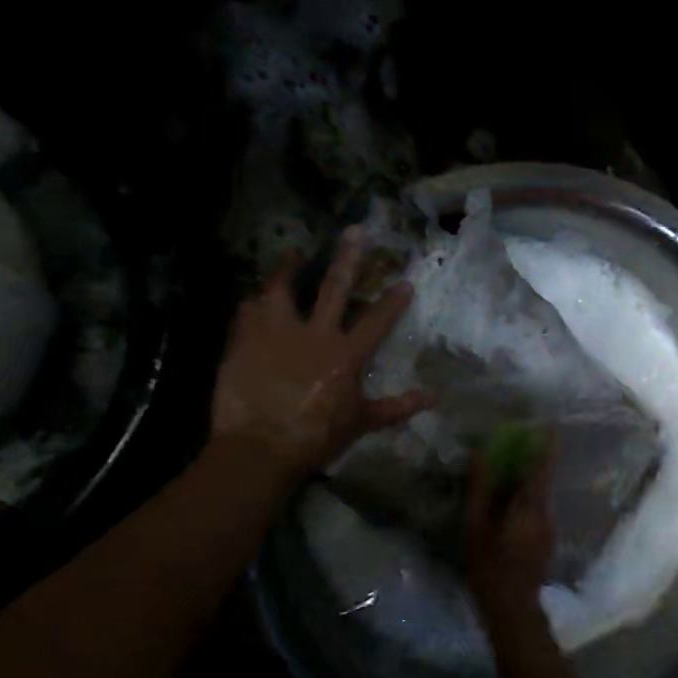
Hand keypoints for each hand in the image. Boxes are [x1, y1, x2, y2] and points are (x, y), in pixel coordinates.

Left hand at [210, 227, 427, 477]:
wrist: (261, 447)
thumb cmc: (317, 438)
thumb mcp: (361, 423)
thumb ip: (396, 407)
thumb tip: (433, 398)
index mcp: (345, 355)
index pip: (376, 321)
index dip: (393, 301)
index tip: (405, 280)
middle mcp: (314, 334)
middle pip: (334, 287)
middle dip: (348, 257)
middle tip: (355, 230)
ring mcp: (276, 333)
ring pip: (281, 288)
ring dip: (287, 267)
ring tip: (291, 253)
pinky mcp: (244, 339)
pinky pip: (248, 310)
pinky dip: (253, 303)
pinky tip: (254, 299)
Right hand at [464, 442, 555, 615]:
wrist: (512, 608)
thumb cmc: (489, 565)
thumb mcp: (475, 526)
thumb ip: (479, 489)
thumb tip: (481, 455)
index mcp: (530, 505)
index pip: (542, 466)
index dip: (546, 444)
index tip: (548, 422)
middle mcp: (545, 513)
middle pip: (542, 479)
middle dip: (534, 460)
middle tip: (518, 444)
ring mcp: (548, 528)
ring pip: (539, 496)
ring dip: (528, 481)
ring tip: (509, 471)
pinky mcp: (545, 541)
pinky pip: (536, 510)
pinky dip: (525, 499)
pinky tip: (508, 505)